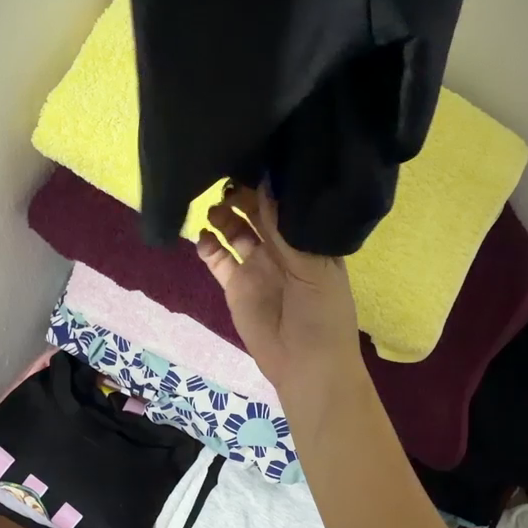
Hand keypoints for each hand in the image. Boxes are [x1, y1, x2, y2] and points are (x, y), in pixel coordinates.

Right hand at [196, 184, 362, 402]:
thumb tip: (267, 184)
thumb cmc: (323, 315)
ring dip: (224, 214)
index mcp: (308, 239)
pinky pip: (217, 258)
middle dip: (243, 193)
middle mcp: (281, 247)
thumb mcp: (314, 268)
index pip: (287, 202)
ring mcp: (257, 265)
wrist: (307, 366)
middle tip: (229, 180)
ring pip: (235, 229)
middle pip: (258, 210)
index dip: (271, 182)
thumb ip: (288, 230)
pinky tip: (204, 237)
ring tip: (216, 209)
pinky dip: (207, 245)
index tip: (255, 161)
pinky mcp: (235, 285)